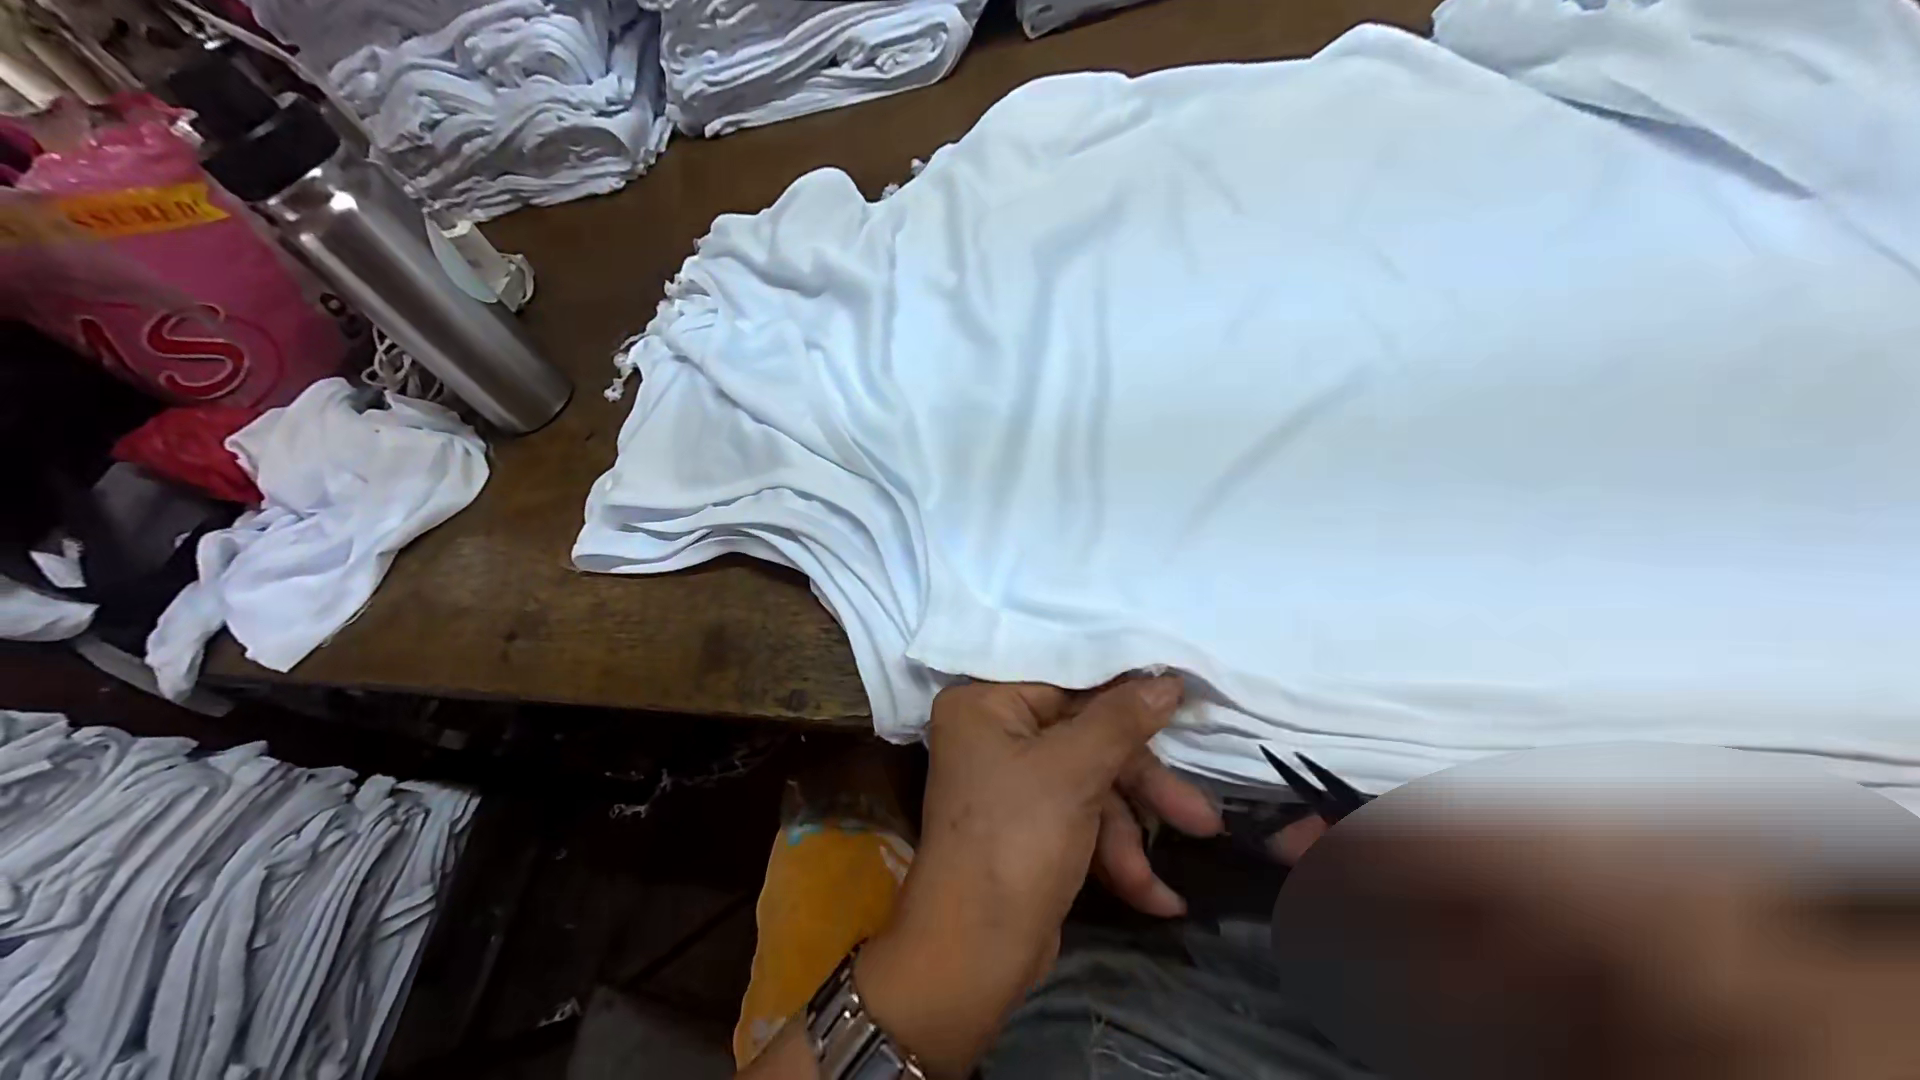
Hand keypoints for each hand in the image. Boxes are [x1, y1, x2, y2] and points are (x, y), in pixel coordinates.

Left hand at [854, 677, 1186, 1077]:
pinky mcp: (1029, 823)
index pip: (1065, 681)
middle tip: (1200, 812)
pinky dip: (1115, 851)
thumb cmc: (1015, 841)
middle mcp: (992, 734)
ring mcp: (1011, 781)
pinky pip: (1080, 817)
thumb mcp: (1073, 772)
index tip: (1180, 695)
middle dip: (1142, 780)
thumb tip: (1167, 678)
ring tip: (1191, 854)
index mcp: (983, 704)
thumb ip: (1122, 720)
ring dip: (1135, 826)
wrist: (974, 956)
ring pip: (1090, 781)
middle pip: (1084, 736)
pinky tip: (1155, 896)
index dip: (1125, 692)